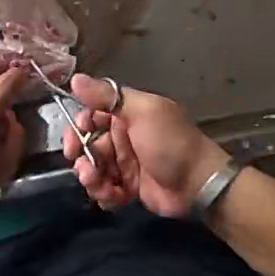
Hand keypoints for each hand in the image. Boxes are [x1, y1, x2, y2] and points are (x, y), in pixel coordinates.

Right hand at [59, 75, 228, 217]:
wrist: (198, 185)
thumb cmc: (171, 144)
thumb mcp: (143, 113)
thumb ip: (107, 96)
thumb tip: (75, 79)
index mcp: (126, 115)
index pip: (91, 116)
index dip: (79, 127)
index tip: (76, 138)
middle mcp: (122, 138)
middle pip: (86, 145)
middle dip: (81, 158)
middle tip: (85, 169)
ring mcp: (124, 164)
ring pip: (92, 169)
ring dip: (91, 178)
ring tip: (100, 184)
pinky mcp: (128, 188)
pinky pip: (104, 189)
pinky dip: (104, 194)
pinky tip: (114, 196)